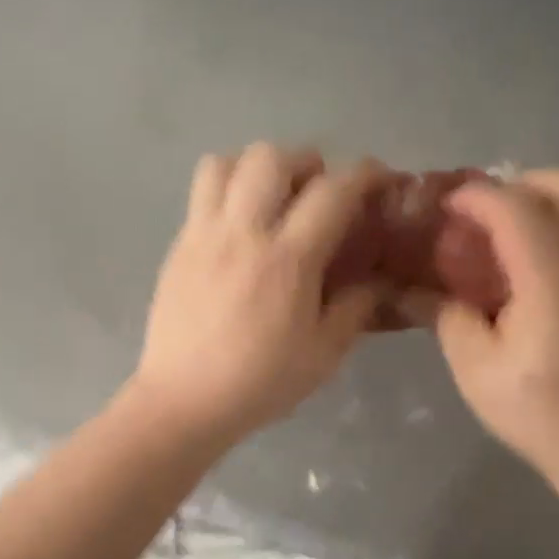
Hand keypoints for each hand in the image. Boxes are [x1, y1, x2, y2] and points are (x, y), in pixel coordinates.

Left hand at [129, 143, 387, 444]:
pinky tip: (241, 226)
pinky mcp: (178, 245)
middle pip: (273, 157)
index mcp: (287, 259)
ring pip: (227, 161)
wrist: (184, 401)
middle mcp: (243, 232)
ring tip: (273, 198)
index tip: (380, 180)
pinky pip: (202, 192)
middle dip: (307, 162)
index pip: (333, 191)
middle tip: (319, 193)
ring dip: (258, 168)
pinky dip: (228, 190)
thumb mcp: (324, 354)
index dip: (365, 174)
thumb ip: (356, 307)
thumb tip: (376, 277)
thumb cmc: (259, 383)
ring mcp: (203, 234)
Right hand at [405, 170, 558, 490]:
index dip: (476, 196)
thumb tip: (416, 290)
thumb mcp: (475, 368)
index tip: (446, 204)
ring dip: (554, 197)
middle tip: (486, 212)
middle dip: (521, 183)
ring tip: (518, 226)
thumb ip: (447, 316)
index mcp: (553, 277)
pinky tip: (550, 256)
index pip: (514, 207)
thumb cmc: (537, 411)